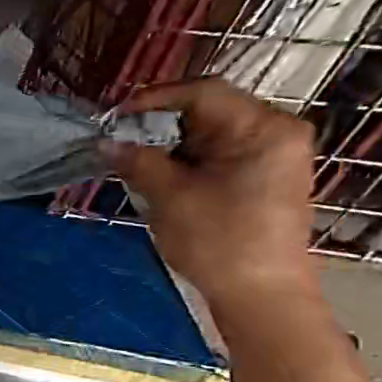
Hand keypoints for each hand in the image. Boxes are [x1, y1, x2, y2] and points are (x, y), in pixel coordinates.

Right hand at [103, 79, 319, 315]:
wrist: (257, 288)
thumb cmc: (217, 238)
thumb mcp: (169, 195)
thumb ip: (137, 161)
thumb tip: (107, 142)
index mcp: (263, 129)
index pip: (204, 93)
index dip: (153, 98)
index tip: (113, 116)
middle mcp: (275, 131)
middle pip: (208, 108)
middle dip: (157, 120)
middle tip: (116, 137)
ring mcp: (270, 153)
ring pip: (208, 131)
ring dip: (166, 140)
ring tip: (129, 156)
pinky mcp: (259, 173)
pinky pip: (214, 150)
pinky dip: (181, 155)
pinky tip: (154, 170)